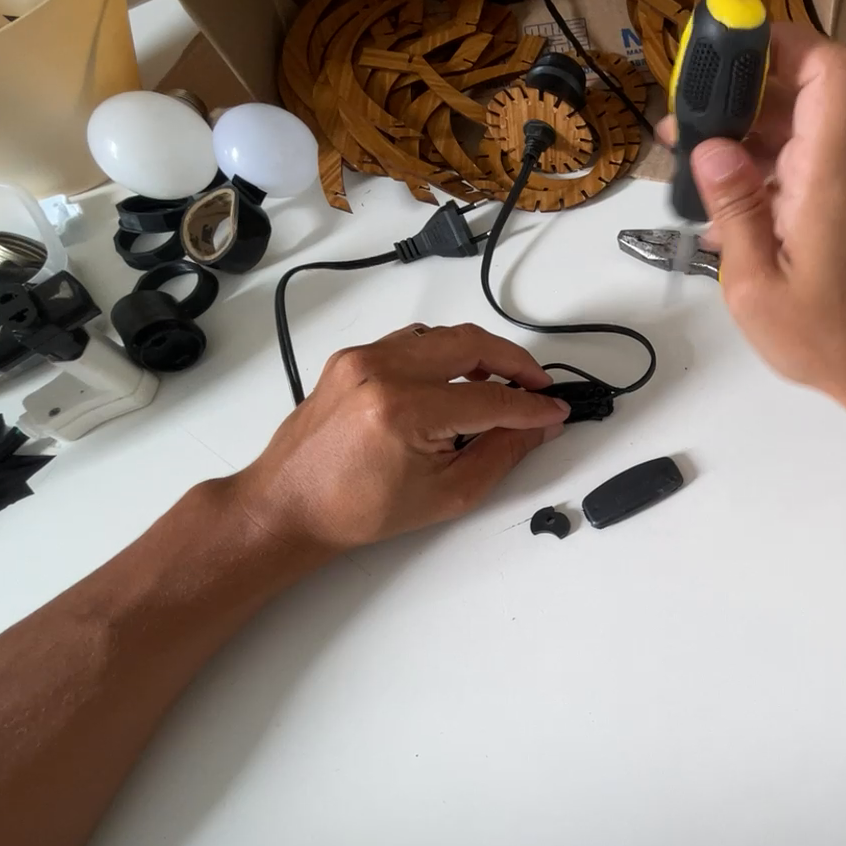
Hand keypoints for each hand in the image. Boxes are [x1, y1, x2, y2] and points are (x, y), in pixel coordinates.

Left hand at [233, 324, 570, 552]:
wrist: (288, 505)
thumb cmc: (357, 509)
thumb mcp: (448, 493)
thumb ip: (502, 454)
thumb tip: (538, 427)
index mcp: (405, 410)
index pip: (491, 398)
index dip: (532, 407)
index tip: (556, 411)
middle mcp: (382, 371)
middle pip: (472, 344)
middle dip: (516, 363)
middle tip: (539, 385)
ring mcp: (362, 359)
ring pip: (445, 336)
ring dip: (484, 354)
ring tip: (506, 382)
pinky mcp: (353, 358)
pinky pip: (416, 340)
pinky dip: (447, 353)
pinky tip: (460, 377)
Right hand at [660, 23, 845, 405]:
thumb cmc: (828, 339)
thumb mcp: (757, 285)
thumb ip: (734, 209)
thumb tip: (710, 145)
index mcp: (830, 176)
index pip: (828, 70)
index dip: (782, 41)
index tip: (728, 48)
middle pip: (801, 93)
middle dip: (740, 94)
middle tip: (683, 123)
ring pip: (798, 130)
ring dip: (745, 136)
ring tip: (693, 166)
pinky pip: (804, 164)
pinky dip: (764, 169)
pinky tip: (728, 202)